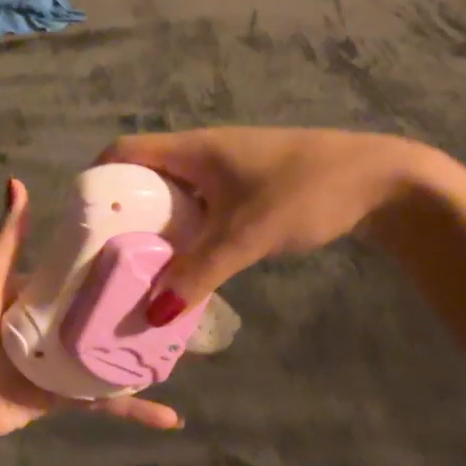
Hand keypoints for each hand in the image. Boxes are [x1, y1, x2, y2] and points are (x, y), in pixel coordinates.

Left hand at [0, 178, 182, 443]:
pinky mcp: (67, 397)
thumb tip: (17, 182)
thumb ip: (6, 239)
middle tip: (185, 295)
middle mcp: (56, 324)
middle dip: (141, 306)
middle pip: (105, 312)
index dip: (115, 259)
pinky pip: (107, 402)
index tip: (156, 245)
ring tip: (189, 349)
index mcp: (39, 292)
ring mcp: (65, 362)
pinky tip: (171, 417)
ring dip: (147, 354)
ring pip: (114, 354)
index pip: (84, 272)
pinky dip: (136, 410)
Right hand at [99, 128, 441, 324]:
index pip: (123, 150)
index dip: (96, 178)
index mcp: (191, 149)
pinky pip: (201, 204)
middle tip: (105, 252)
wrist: (384, 180)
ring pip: (174, 192)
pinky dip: (187, 228)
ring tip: (140, 263)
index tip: (81, 219)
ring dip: (156, 223)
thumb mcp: (247, 235)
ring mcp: (229, 168)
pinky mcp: (251, 185)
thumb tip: (151, 316)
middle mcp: (202, 152)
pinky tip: (191, 260)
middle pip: (144, 174)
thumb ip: (199, 274)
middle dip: (122, 210)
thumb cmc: (306, 192)